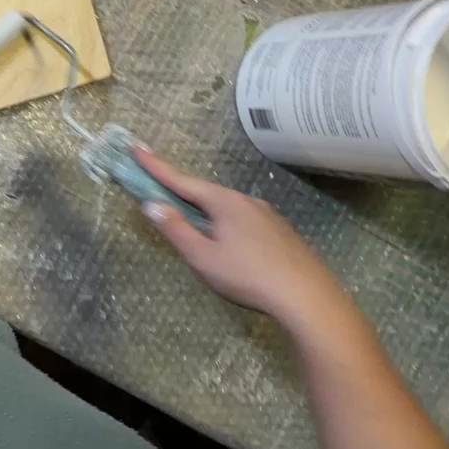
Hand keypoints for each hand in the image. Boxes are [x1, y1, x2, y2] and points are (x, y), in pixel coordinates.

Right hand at [132, 147, 352, 330]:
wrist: (311, 300)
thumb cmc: (248, 276)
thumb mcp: (201, 256)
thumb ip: (175, 228)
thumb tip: (151, 204)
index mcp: (224, 203)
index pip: (181, 180)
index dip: (156, 166)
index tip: (137, 147)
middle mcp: (246, 202)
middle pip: (204, 191)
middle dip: (178, 187)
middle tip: (156, 182)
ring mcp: (268, 216)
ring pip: (225, 206)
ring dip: (202, 206)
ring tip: (188, 216)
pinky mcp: (281, 233)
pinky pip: (242, 218)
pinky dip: (223, 219)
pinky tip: (225, 238)